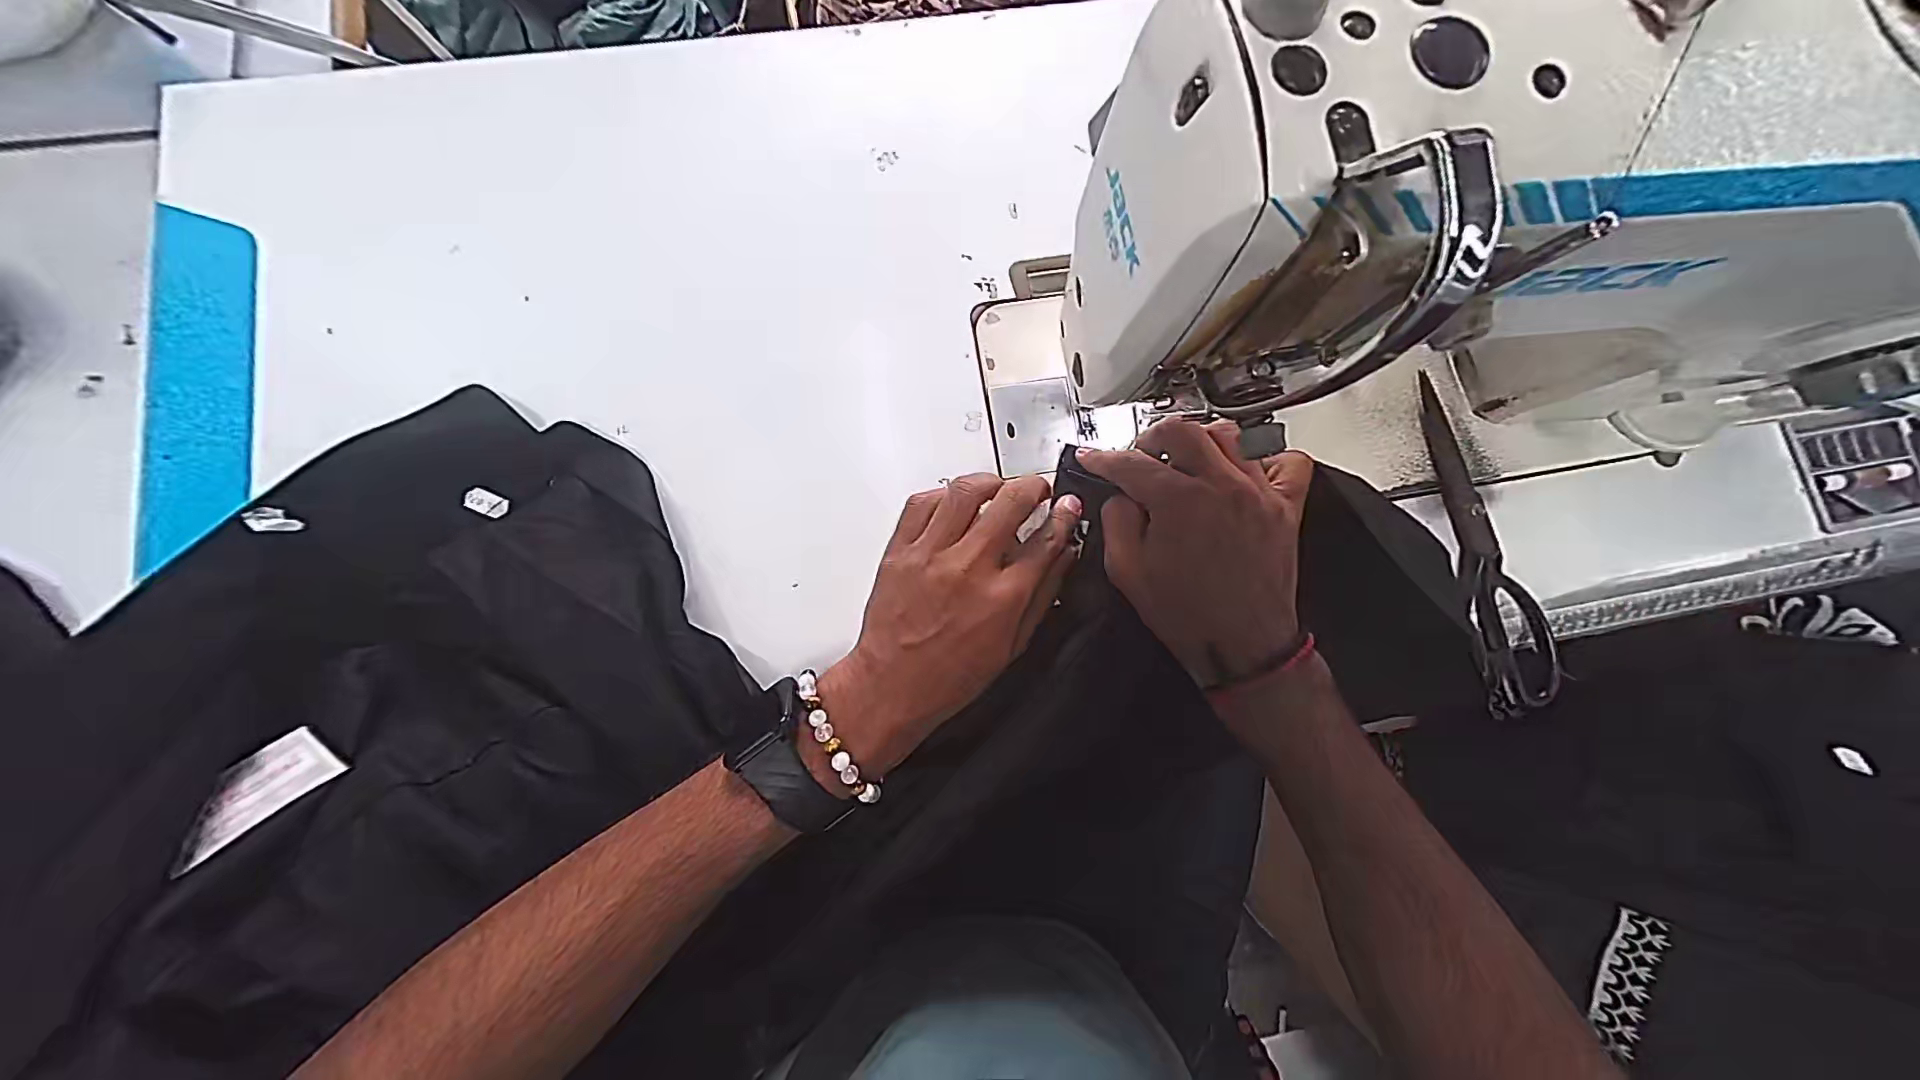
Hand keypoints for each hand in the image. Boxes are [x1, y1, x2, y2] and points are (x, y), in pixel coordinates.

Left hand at [813, 474, 1081, 780]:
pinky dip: (944, 494)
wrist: (892, 686)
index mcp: (1003, 597)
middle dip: (1034, 486)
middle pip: (1011, 501)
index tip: (1067, 506)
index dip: (1065, 515)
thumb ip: (1043, 595)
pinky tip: (954, 502)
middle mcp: (968, 569)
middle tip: (1037, 490)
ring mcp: (930, 556)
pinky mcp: (899, 552)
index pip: (1046, 538)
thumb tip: (1063, 558)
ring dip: (991, 481)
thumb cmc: (948, 677)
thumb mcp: (1013, 645)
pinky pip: (921, 503)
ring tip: (998, 488)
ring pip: (965, 491)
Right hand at [1078, 420, 1313, 688]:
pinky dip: (1265, 457)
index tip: (1095, 458)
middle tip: (1140, 456)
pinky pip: (1287, 460)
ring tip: (1186, 462)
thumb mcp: (1127, 571)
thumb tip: (1119, 496)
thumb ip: (1115, 520)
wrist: (1240, 645)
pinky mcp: (1285, 508)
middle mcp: (1221, 487)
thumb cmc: (1189, 616)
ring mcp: (1257, 494)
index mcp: (1178, 501)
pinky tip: (1243, 472)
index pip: (1131, 462)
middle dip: (1150, 438)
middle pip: (1180, 429)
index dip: (1103, 458)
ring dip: (1199, 441)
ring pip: (1228, 435)